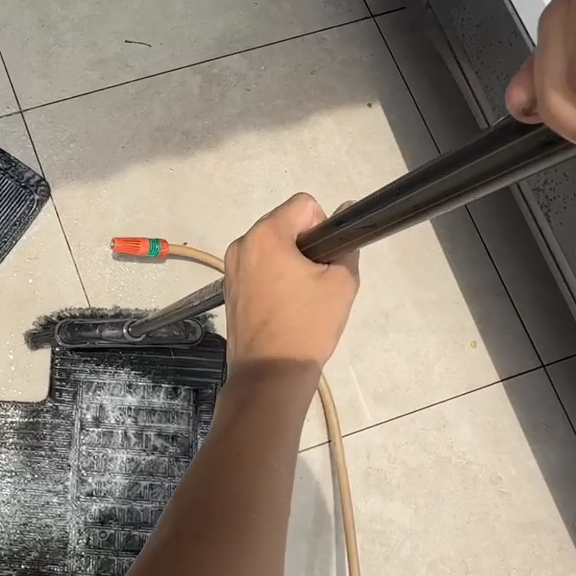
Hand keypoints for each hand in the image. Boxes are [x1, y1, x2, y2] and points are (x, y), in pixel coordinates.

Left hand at [223, 193, 358, 372]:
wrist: (270, 371)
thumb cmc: (307, 325)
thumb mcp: (341, 282)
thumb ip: (345, 243)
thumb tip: (346, 213)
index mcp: (265, 235)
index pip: (303, 204)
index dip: (322, 226)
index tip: (325, 257)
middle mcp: (241, 244)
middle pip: (283, 223)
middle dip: (304, 244)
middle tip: (316, 280)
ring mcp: (231, 267)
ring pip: (270, 246)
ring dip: (288, 261)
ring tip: (301, 296)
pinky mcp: (229, 288)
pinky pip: (257, 267)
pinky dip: (273, 277)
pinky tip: (284, 305)